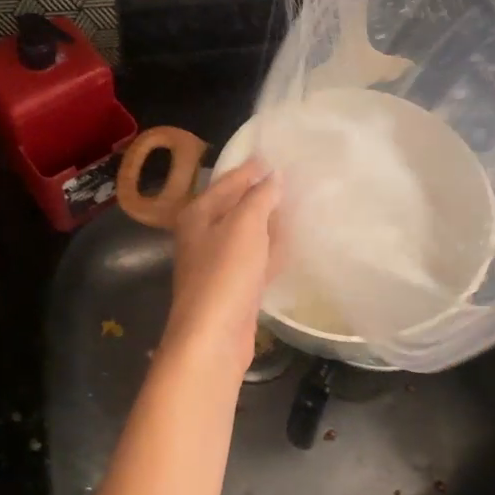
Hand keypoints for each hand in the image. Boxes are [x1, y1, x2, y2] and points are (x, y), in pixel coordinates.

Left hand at [163, 158, 281, 378]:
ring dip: (267, 221)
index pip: (227, 181)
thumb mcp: (245, 225)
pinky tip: (289, 244)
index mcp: (198, 214)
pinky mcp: (233, 288)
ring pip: (246, 233)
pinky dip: (270, 249)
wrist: (213, 338)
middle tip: (291, 178)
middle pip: (235, 206)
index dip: (251, 168)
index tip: (275, 155)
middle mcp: (202, 236)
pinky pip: (255, 259)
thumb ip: (260, 197)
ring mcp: (217, 264)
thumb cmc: (225, 273)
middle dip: (260, 194)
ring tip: (296, 205)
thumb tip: (274, 176)